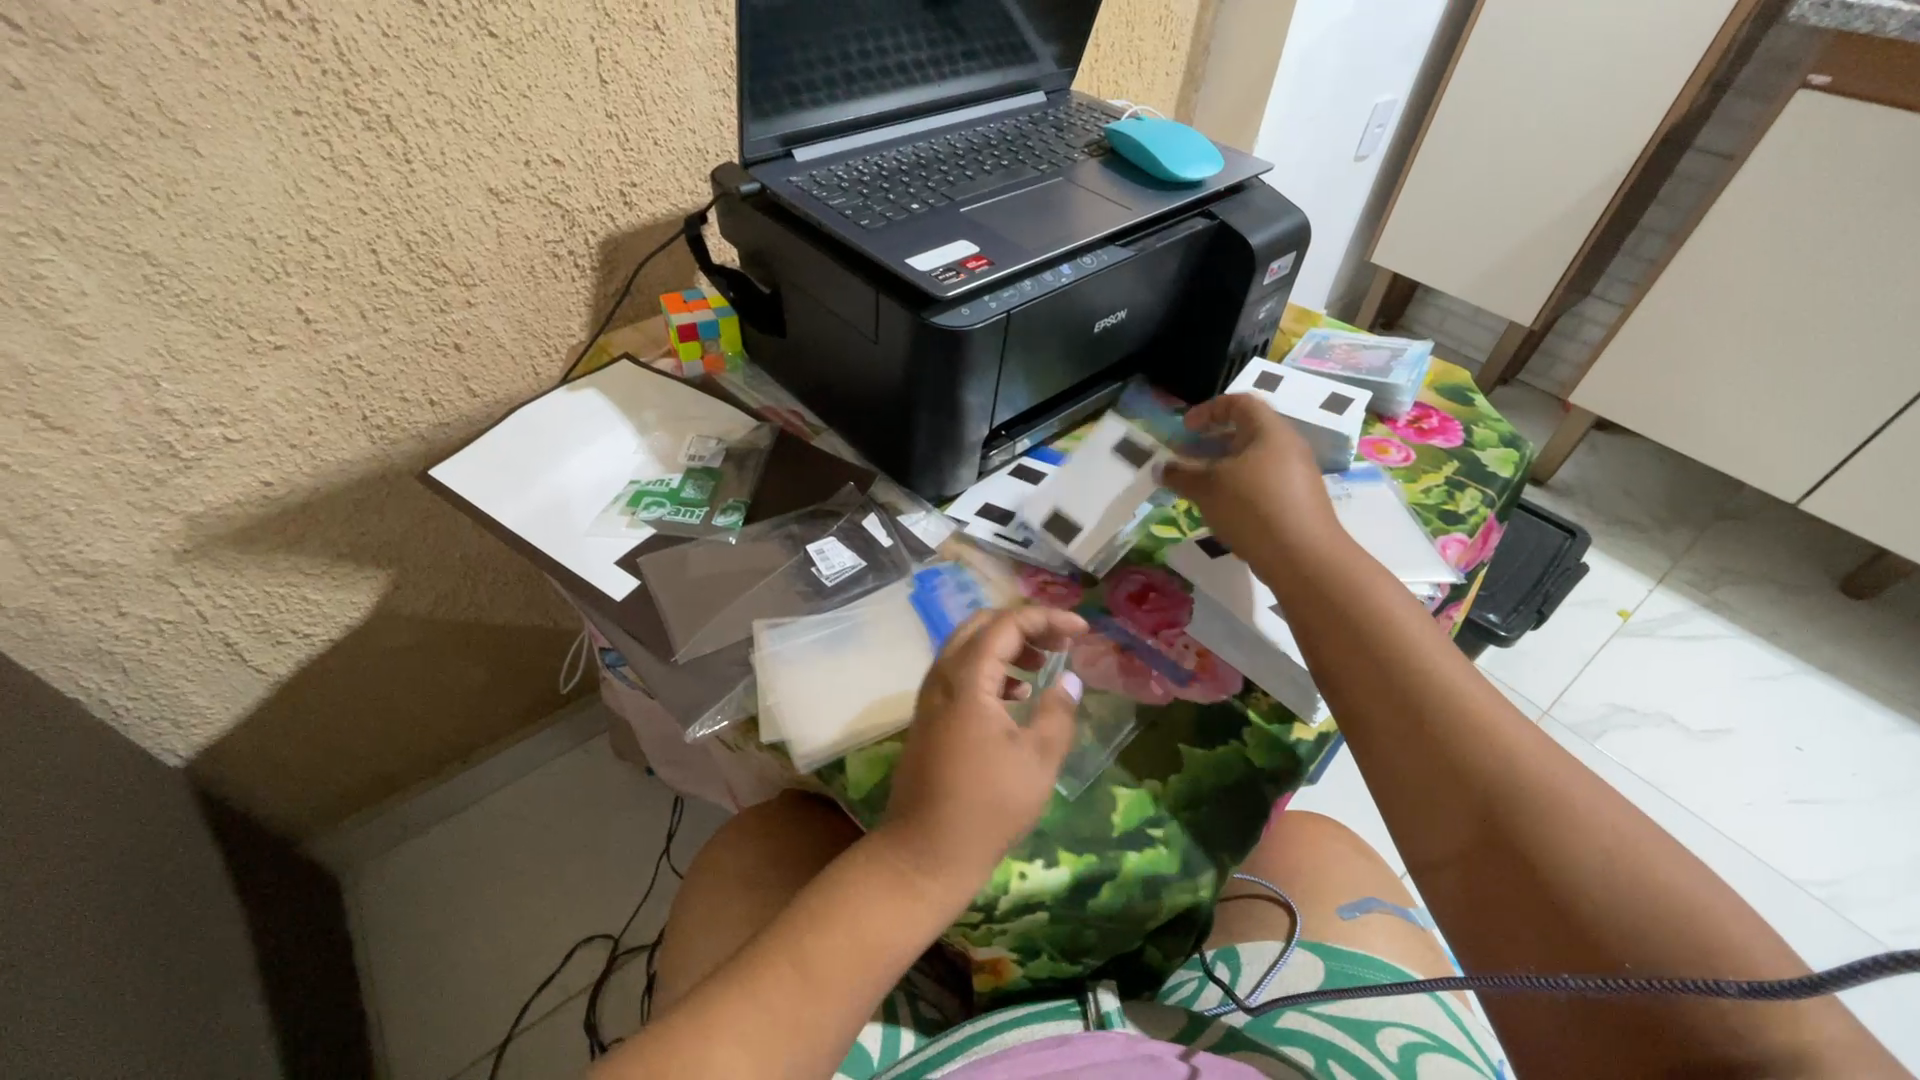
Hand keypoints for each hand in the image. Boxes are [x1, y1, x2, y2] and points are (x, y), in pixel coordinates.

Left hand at [881, 606, 1088, 889]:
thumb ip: (1058, 711)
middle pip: (981, 626)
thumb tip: (1069, 679)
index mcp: (967, 679)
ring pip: (967, 649)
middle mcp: (942, 677)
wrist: (924, 851)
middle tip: (1059, 643)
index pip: (1007, 624)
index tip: (1082, 630)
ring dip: (1005, 648)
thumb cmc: (987, 805)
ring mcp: (929, 697)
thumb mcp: (1038, 759)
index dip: (1047, 619)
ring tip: (1041, 668)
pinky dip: (989, 671)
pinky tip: (1016, 697)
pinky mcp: (928, 718)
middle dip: (1023, 626)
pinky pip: (958, 674)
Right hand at [1160, 393, 1344, 558]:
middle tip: (1188, 457)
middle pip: (1247, 432)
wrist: (1303, 558)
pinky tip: (1224, 510)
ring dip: (1224, 468)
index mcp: (1269, 431)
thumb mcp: (1207, 488)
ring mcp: (1296, 475)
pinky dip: (1239, 488)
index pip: (1239, 402)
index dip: (1208, 410)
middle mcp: (1287, 446)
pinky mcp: (1298, 502)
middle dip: (1213, 442)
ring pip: (1254, 460)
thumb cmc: (1252, 508)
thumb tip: (1161, 468)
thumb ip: (1181, 475)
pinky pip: (1264, 483)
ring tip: (1201, 487)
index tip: (1186, 429)